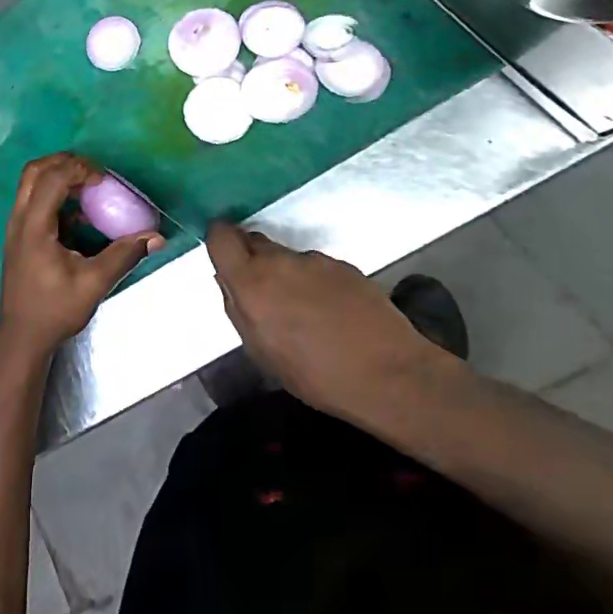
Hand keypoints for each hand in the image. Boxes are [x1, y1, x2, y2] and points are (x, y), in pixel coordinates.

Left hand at [0, 154, 163, 355]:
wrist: (23, 334)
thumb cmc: (54, 309)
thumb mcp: (93, 283)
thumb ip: (123, 256)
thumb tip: (155, 238)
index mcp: (34, 226)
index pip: (51, 179)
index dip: (78, 170)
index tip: (104, 179)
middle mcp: (19, 219)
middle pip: (34, 171)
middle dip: (64, 163)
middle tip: (93, 172)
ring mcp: (16, 226)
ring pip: (30, 183)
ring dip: (57, 176)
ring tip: (88, 187)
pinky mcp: (19, 234)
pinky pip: (32, 200)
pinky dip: (53, 194)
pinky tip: (79, 213)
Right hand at [207, 222, 450, 419]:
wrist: (393, 377)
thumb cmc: (314, 374)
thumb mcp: (260, 350)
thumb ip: (237, 309)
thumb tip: (227, 281)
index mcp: (251, 281)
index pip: (222, 236)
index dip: (219, 240)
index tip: (225, 258)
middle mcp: (280, 261)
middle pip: (254, 242)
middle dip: (252, 260)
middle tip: (263, 293)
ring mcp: (316, 261)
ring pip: (287, 257)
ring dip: (286, 274)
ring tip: (305, 312)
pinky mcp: (347, 268)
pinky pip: (317, 268)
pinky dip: (316, 283)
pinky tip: (332, 313)